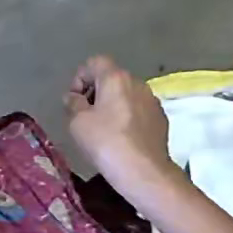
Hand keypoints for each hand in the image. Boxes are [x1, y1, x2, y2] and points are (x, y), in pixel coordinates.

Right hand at [64, 55, 177, 198]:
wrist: (142, 170)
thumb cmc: (105, 142)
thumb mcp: (77, 122)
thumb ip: (73, 103)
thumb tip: (74, 97)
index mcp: (116, 78)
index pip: (95, 62)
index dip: (79, 78)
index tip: (74, 101)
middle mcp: (137, 83)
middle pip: (111, 78)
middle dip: (96, 92)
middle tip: (85, 116)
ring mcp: (152, 100)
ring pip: (126, 95)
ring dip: (112, 105)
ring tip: (103, 129)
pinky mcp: (160, 118)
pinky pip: (138, 110)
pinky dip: (127, 117)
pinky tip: (122, 138)